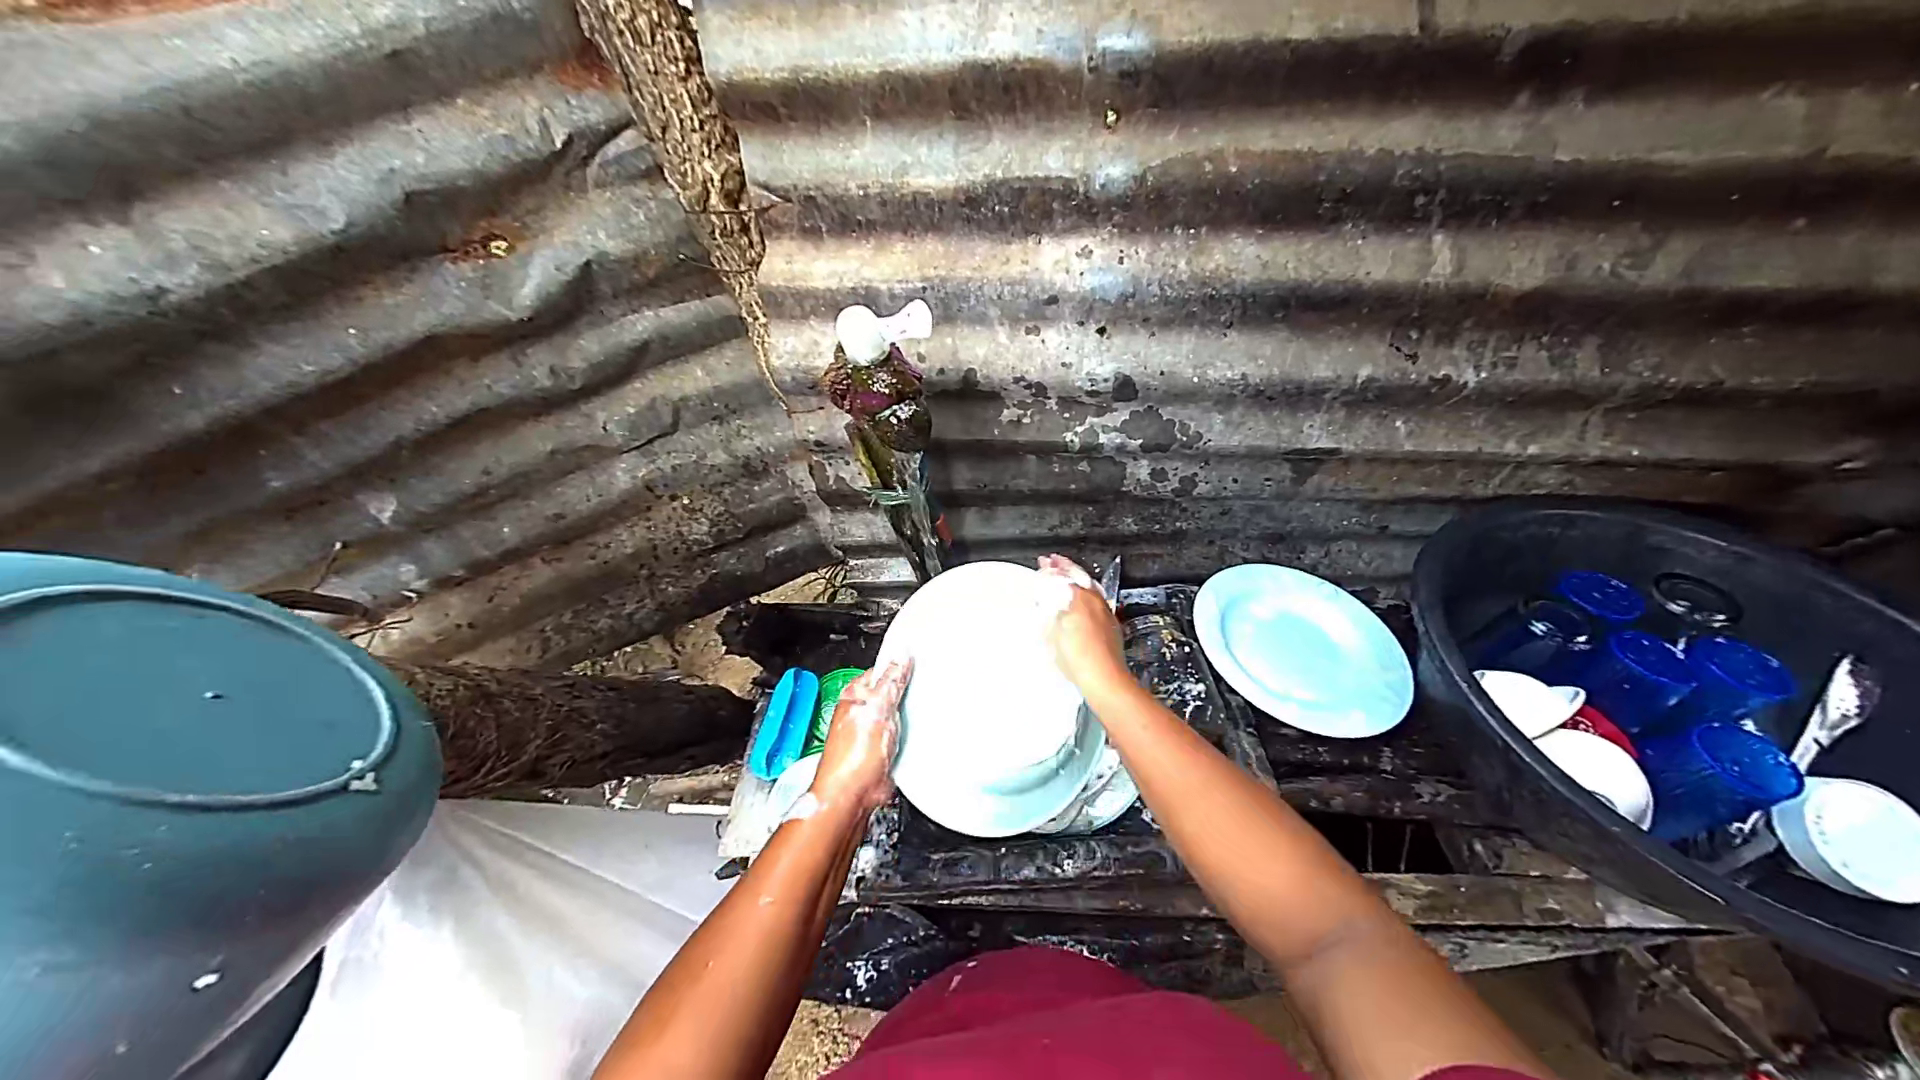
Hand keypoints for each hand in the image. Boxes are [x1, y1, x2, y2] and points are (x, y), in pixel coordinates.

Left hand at [809, 659, 909, 815]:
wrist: (853, 796)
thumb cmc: (853, 756)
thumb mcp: (877, 709)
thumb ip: (891, 682)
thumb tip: (902, 657)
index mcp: (856, 694)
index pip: (882, 669)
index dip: (900, 665)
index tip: (920, 663)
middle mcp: (863, 711)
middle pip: (893, 691)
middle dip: (909, 692)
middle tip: (924, 689)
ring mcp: (874, 731)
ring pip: (900, 713)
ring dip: (912, 715)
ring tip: (923, 711)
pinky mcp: (885, 749)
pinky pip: (904, 733)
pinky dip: (913, 733)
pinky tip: (921, 732)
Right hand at [1036, 555, 1129, 694]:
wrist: (1103, 679)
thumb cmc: (1079, 657)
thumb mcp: (1053, 632)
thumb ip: (1051, 611)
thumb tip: (1049, 601)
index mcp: (1079, 597)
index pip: (1063, 575)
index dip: (1052, 568)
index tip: (1044, 562)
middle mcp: (1095, 602)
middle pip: (1079, 577)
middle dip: (1065, 568)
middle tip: (1054, 562)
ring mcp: (1106, 614)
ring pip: (1091, 588)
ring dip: (1077, 581)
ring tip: (1068, 578)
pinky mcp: (1111, 627)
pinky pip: (1098, 602)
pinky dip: (1087, 596)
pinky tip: (1083, 602)